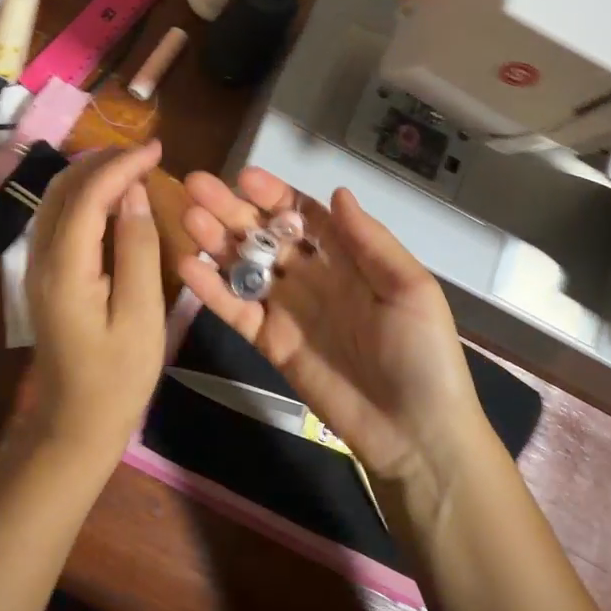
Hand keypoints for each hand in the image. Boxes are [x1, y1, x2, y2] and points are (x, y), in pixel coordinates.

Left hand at [24, 141, 166, 455]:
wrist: (74, 424)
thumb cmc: (117, 377)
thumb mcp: (141, 316)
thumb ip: (137, 249)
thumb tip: (134, 193)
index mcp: (65, 268)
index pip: (88, 195)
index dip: (121, 165)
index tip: (158, 150)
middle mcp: (41, 258)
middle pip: (64, 188)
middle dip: (104, 161)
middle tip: (148, 154)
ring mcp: (36, 267)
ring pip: (56, 200)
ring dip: (91, 174)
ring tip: (134, 168)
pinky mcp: (43, 276)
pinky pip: (58, 219)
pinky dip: (84, 196)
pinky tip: (112, 200)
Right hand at [177, 168, 484, 481]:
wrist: (414, 433)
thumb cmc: (423, 355)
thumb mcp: (410, 290)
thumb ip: (370, 242)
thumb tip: (337, 192)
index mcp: (348, 258)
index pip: (304, 215)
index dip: (274, 194)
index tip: (245, 177)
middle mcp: (313, 276)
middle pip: (265, 234)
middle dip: (233, 209)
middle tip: (197, 185)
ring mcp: (288, 310)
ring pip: (244, 266)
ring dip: (216, 241)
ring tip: (188, 217)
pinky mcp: (270, 343)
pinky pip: (236, 310)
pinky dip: (211, 289)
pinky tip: (187, 266)